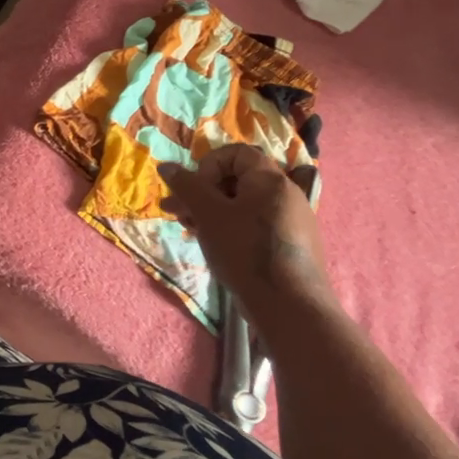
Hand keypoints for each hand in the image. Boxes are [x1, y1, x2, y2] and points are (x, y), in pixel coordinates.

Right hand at [160, 144, 335, 322]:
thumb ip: (186, 186)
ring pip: (242, 203)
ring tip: (189, 227)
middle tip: (178, 210)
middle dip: (202, 191)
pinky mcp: (288, 244)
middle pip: (236, 179)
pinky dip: (229, 226)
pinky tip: (212, 242)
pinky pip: (253, 222)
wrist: (290, 306)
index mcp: (271, 182)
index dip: (209, 164)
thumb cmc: (245, 250)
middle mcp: (286, 196)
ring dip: (210, 210)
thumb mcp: (207, 213)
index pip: (237, 153)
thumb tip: (168, 166)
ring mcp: (290, 221)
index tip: (196, 188)